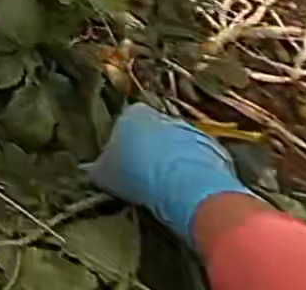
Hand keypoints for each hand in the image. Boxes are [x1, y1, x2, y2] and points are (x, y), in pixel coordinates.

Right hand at [87, 104, 255, 244]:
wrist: (187, 187)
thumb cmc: (138, 174)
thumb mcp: (106, 174)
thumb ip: (98, 168)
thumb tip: (90, 171)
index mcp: (132, 112)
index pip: (124, 121)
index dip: (123, 142)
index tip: (122, 162)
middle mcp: (161, 114)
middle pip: (152, 131)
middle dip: (150, 150)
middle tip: (144, 176)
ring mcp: (190, 131)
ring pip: (177, 145)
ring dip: (172, 162)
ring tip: (166, 189)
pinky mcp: (214, 151)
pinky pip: (198, 161)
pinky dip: (192, 173)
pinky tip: (187, 193)